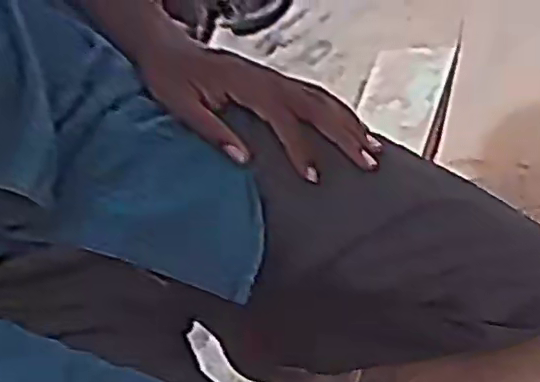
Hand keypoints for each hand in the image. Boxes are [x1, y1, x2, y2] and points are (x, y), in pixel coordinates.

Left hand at [131, 35, 380, 177]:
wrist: (164, 45)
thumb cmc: (169, 77)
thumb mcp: (177, 103)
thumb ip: (209, 129)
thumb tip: (242, 159)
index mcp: (244, 84)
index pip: (281, 117)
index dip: (299, 148)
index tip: (313, 178)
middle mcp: (266, 79)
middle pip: (315, 107)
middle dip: (344, 137)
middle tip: (368, 164)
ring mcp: (277, 79)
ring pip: (323, 100)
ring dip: (351, 126)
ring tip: (375, 150)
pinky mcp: (281, 84)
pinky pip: (319, 97)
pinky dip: (343, 114)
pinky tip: (359, 131)